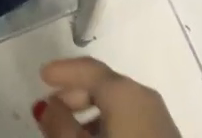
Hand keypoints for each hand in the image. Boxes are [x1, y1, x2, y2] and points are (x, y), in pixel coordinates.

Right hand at [33, 58, 181, 137]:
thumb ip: (60, 125)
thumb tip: (48, 105)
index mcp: (125, 91)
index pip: (89, 69)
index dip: (63, 71)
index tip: (42, 76)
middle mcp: (144, 96)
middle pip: (104, 86)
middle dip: (75, 95)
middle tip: (52, 108)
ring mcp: (159, 119)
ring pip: (118, 105)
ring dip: (91, 114)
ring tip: (70, 133)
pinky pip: (131, 120)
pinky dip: (109, 125)